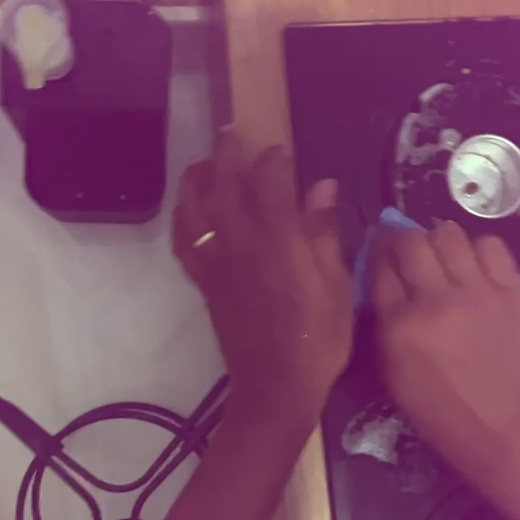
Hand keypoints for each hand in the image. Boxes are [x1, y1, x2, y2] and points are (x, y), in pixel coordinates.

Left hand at [173, 132, 353, 416]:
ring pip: (194, 206)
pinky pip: (184, 241)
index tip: (283, 152)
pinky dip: (182, 218)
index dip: (274, 159)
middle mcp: (239, 240)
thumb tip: (322, 187)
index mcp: (277, 237)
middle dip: (227, 153)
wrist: (276, 385)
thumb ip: (324, 232)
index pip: (268, 178)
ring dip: (195, 178)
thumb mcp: (337, 284)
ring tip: (203, 164)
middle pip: (223, 182)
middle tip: (232, 135)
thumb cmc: (318, 337)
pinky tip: (189, 211)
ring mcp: (215, 261)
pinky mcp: (204, 281)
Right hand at [372, 221, 519, 483]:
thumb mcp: (389, 366)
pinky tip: (473, 266)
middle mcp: (436, 300)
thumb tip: (383, 278)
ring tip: (442, 258)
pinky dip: (477, 250)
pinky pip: (492, 247)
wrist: (493, 424)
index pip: (380, 266)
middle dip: (404, 242)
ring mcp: (478, 293)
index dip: (377, 252)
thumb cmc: (432, 403)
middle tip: (408, 255)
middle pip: (412, 241)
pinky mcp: (511, 293)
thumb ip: (383, 318)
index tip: (380, 252)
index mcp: (400, 324)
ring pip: (450, 234)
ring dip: (439, 241)